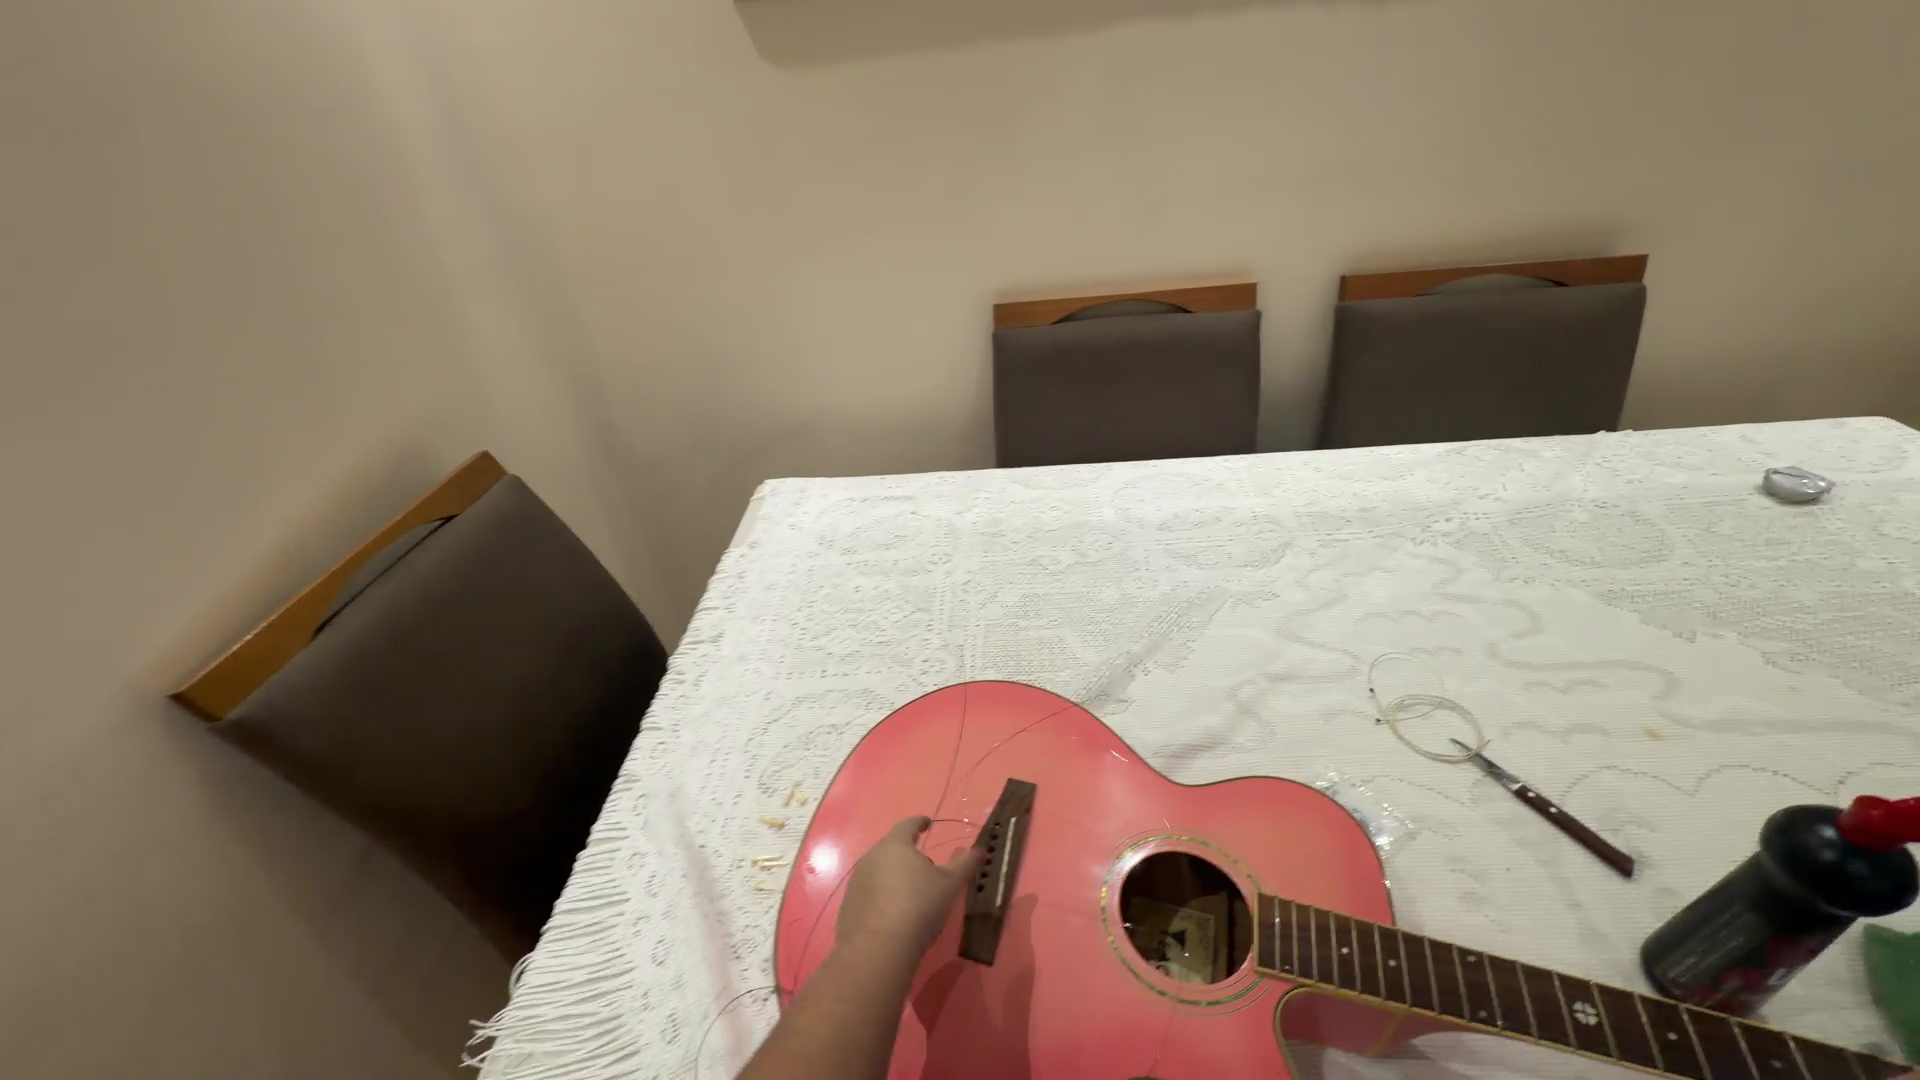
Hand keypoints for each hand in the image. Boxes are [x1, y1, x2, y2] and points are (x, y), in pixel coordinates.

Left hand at [836, 816, 981, 960]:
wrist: (878, 948)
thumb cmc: (919, 906)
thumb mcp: (950, 884)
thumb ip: (965, 864)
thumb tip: (979, 850)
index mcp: (895, 845)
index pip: (908, 825)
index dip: (919, 822)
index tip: (927, 823)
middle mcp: (871, 857)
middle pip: (892, 848)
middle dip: (908, 853)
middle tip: (925, 867)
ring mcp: (857, 881)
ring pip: (879, 870)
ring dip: (893, 875)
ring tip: (910, 893)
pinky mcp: (849, 905)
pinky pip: (869, 893)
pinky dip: (881, 897)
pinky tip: (892, 914)